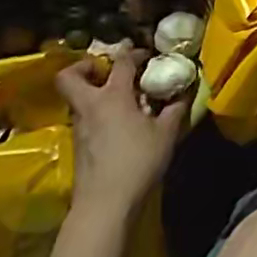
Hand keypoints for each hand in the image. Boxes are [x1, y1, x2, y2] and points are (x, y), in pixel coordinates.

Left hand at [56, 51, 186, 222]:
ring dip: (92, 93)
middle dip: (85, 67)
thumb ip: (176, 109)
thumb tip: (186, 91)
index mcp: (112, 95)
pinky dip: (95, 114)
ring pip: (77, 98)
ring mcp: (79, 126)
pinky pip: (82, 118)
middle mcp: (90, 105)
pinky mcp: (77, 146)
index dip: (134, 53)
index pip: (121, 62)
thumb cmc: (138, 162)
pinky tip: (115, 126)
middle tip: (106, 72)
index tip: (146, 55)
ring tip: (118, 101)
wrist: (105, 204)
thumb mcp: (165, 134)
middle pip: (70, 75)